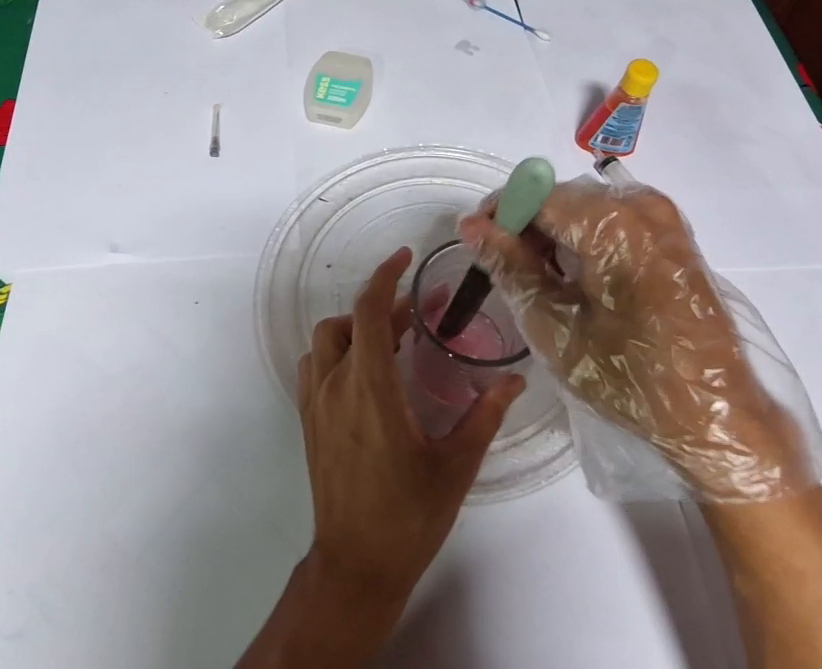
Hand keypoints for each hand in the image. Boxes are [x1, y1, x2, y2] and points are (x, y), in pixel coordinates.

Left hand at [296, 246, 524, 605]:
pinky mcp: (309, 424)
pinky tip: (368, 375)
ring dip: (355, 329)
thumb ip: (484, 416)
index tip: (406, 258)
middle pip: (345, 322)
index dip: (385, 277)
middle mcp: (335, 388)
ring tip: (392, 343)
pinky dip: (338, 353)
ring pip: (324, 343)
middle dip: (379, 307)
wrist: (355, 564)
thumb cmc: (409, 515)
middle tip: (416, 317)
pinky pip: (315, 368)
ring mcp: (316, 406)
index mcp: (371, 390)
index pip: (369, 312)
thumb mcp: (456, 465)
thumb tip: (513, 381)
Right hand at [461, 181, 809, 501]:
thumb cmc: (629, 377)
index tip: (478, 246)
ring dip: (557, 234)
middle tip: (507, 271)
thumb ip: (511, 268)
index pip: (538, 196)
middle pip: (564, 197)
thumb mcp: (555, 325)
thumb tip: (472, 226)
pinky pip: (615, 220)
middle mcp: (643, 207)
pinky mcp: (676, 238)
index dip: (501, 215)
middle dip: (528, 225)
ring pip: (588, 208)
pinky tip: (579, 281)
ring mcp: (666, 220)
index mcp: (614, 226)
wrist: (715, 415)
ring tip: (542, 282)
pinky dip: (588, 240)